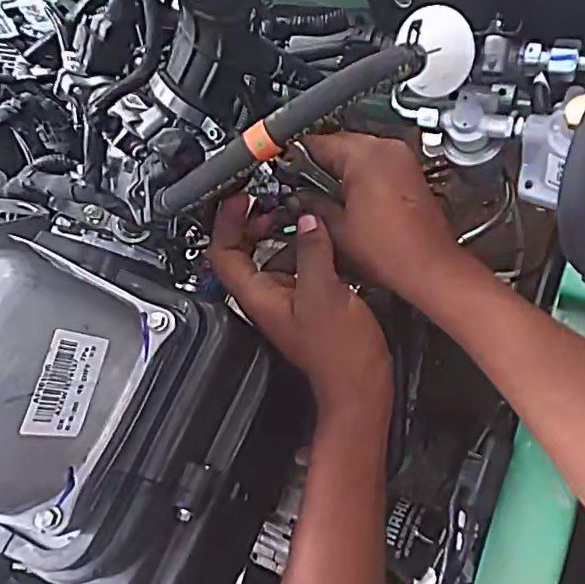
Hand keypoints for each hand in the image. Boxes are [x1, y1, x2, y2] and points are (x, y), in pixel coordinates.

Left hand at [207, 195, 392, 412]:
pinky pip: (300, 266)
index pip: (223, 252)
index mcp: (260, 297)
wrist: (361, 386)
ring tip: (301, 214)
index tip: (239, 198)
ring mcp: (290, 300)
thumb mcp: (324, 294)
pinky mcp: (312, 301)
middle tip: (269, 201)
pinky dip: (307, 247)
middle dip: (253, 222)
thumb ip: (313, 252)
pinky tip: (325, 239)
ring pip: (275, 256)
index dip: (226, 220)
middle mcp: (269, 298)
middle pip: (245, 250)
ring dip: (284, 232)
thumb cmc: (340, 358)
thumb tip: (308, 222)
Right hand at [298, 132, 477, 302]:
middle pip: (339, 143)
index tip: (283, 168)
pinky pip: (377, 165)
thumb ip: (312, 205)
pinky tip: (351, 200)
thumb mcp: (337, 230)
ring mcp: (402, 159)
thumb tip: (299, 197)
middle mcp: (387, 149)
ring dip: (339, 170)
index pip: (316, 142)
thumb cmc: (393, 252)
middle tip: (300, 186)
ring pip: (359, 153)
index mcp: (365, 155)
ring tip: (325, 196)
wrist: (429, 267)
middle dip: (317, 164)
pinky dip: (361, 176)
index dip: (293, 157)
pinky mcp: (409, 173)